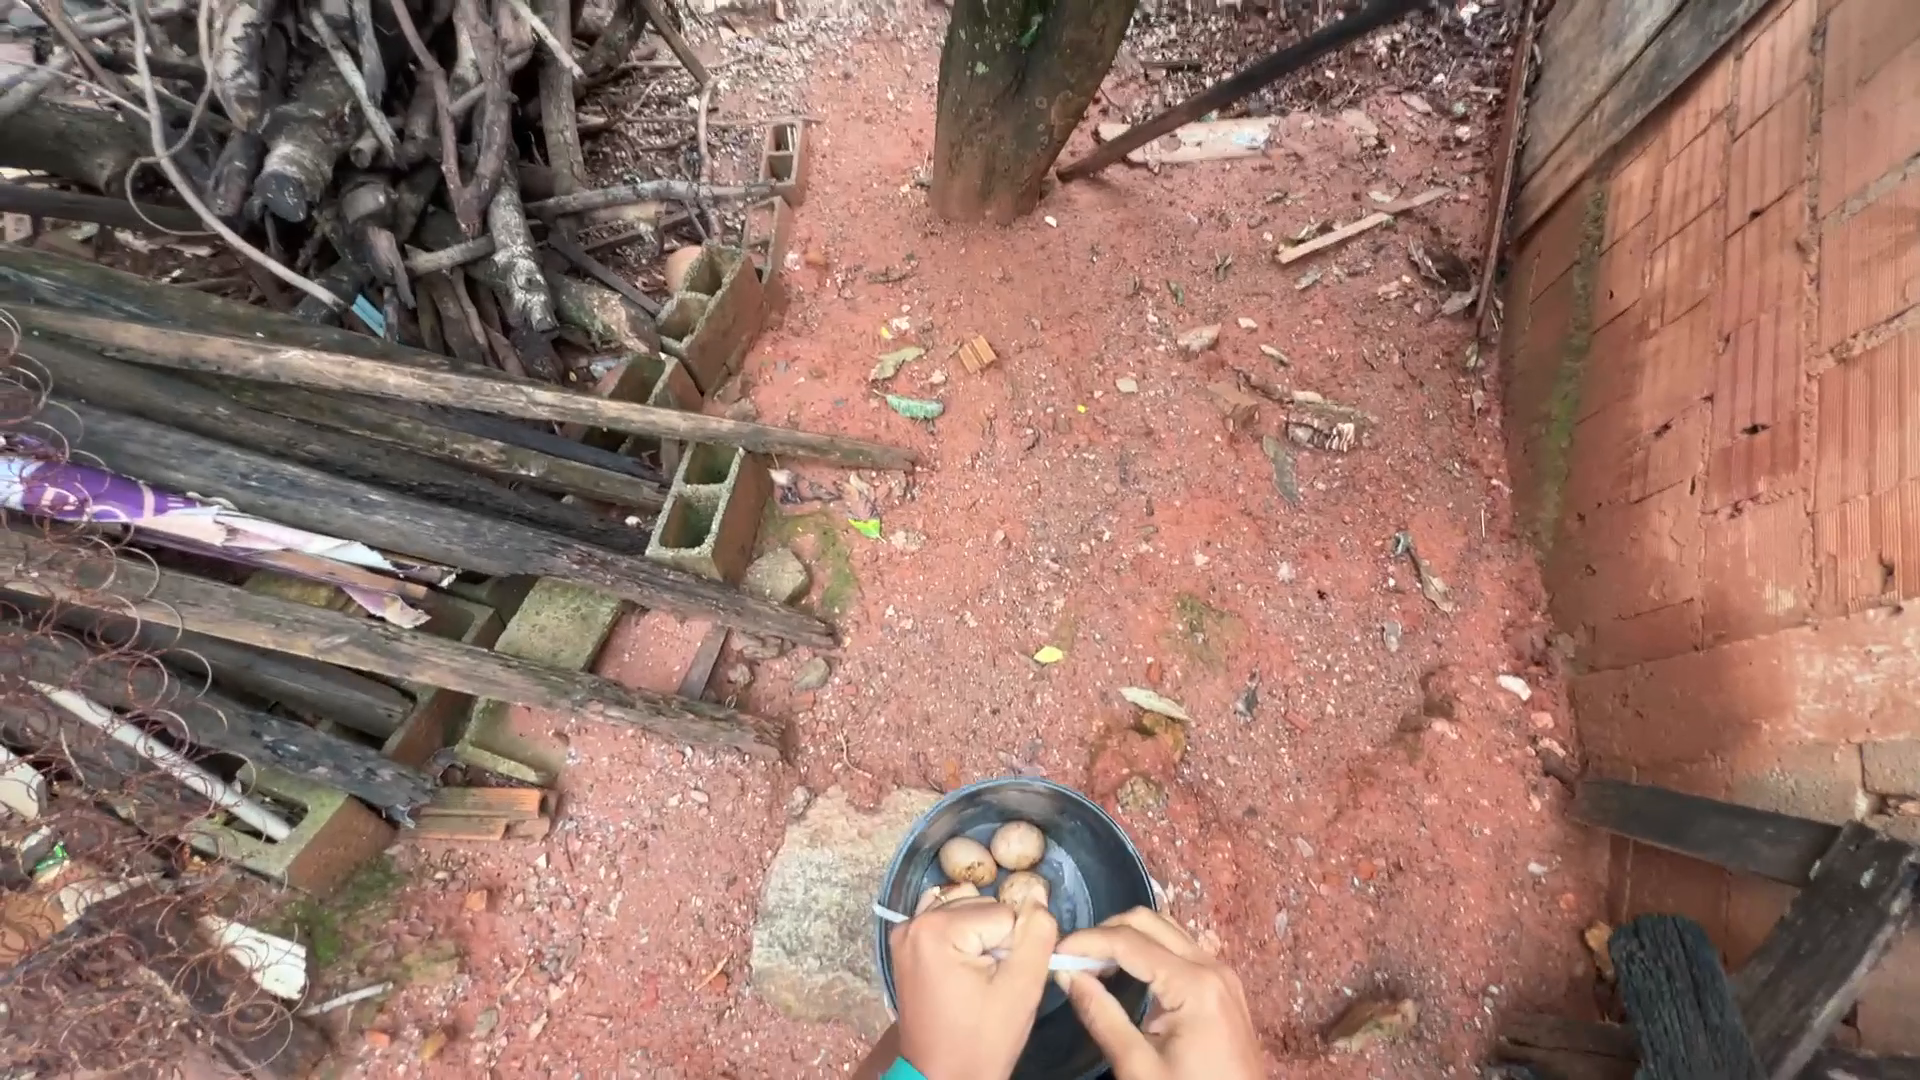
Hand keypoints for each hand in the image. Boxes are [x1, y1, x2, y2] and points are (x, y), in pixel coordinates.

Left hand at [891, 896, 1058, 1079]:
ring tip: (975, 975)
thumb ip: (1037, 936)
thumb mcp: (1020, 990)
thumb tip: (1039, 892)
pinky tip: (960, 962)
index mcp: (937, 929)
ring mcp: (906, 929)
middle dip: (995, 939)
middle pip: (982, 905)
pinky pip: (945, 913)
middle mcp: (915, 920)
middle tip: (989, 983)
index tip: (1001, 982)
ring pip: (967, 906)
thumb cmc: (982, 1041)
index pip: (1003, 913)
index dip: (1013, 947)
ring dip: (980, 934)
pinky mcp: (905, 940)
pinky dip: (959, 930)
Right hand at [1055, 908, 1262, 1079]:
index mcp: (1193, 984)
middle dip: (1106, 931)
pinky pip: (1179, 946)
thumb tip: (1066, 973)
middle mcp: (1210, 966)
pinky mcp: (1222, 985)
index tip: (1056, 952)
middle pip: (1148, 921)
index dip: (1087, 941)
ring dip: (1127, 935)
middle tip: (1075, 958)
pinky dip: (1148, 947)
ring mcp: (1221, 973)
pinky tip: (1127, 969)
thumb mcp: (1139, 1068)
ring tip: (1096, 961)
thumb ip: (1100, 1015)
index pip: (1129, 941)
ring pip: (1164, 927)